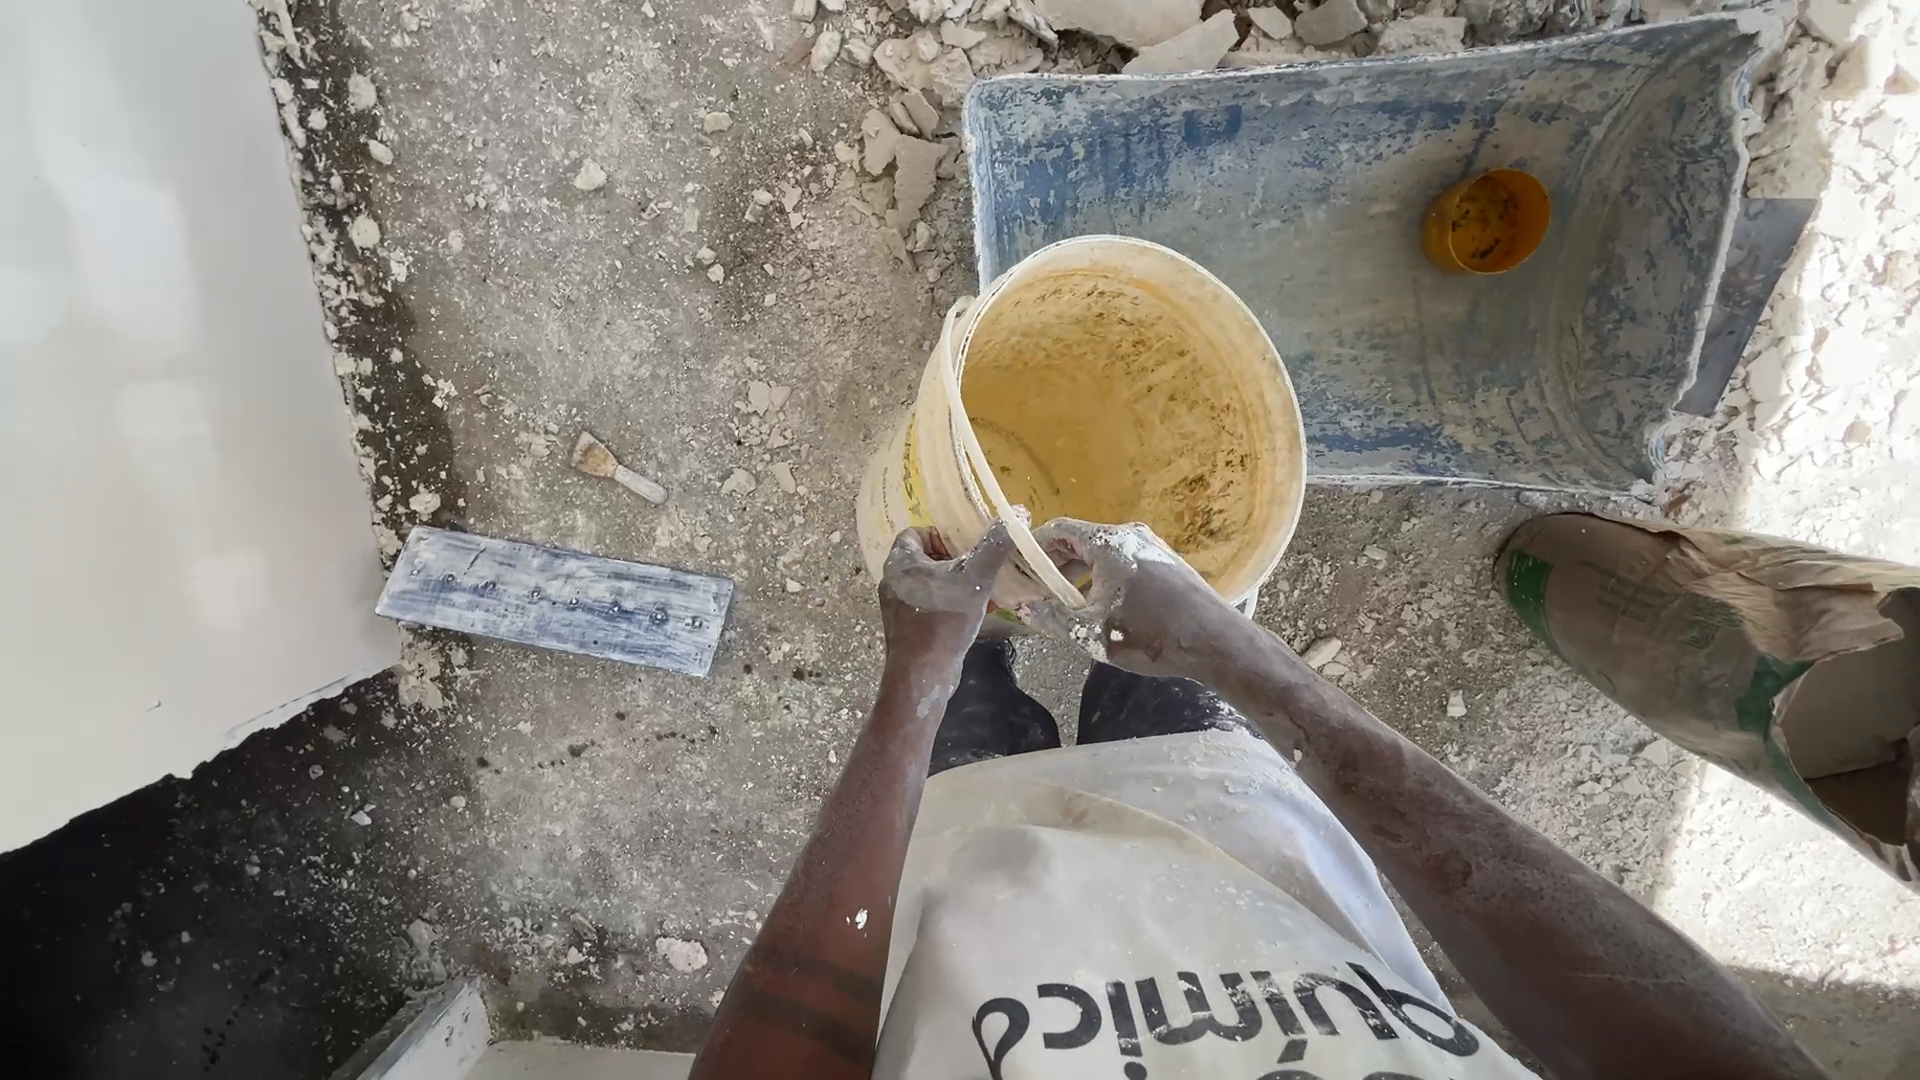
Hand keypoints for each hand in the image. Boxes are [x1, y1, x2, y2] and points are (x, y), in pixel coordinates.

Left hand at [878, 523, 1014, 672]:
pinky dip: (951, 605)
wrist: (922, 675)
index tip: (966, 545)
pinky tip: (976, 613)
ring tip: (983, 589)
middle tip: (979, 566)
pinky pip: (930, 606)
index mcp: (900, 563)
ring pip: (930, 584)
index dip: (941, 534)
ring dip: (956, 583)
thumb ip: (994, 546)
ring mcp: (898, 607)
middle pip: (926, 558)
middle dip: (955, 560)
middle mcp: (894, 581)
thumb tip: (1017, 515)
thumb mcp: (975, 578)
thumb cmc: (943, 621)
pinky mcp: (907, 628)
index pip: (915, 533)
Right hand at [1016, 518, 1244, 678]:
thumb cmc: (1149, 635)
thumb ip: (1051, 618)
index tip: (1018, 567)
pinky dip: (1102, 576)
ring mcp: (1151, 547)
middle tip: (1036, 588)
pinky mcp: (1165, 563)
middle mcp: (1128, 535)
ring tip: (1065, 601)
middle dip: (1054, 563)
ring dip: (1078, 572)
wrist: (1216, 642)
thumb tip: (1023, 608)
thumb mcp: (1090, 632)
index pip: (1058, 529)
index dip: (1033, 546)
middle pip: (1079, 539)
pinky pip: (1122, 561)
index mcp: (1107, 543)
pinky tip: (1101, 605)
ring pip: (1102, 552)